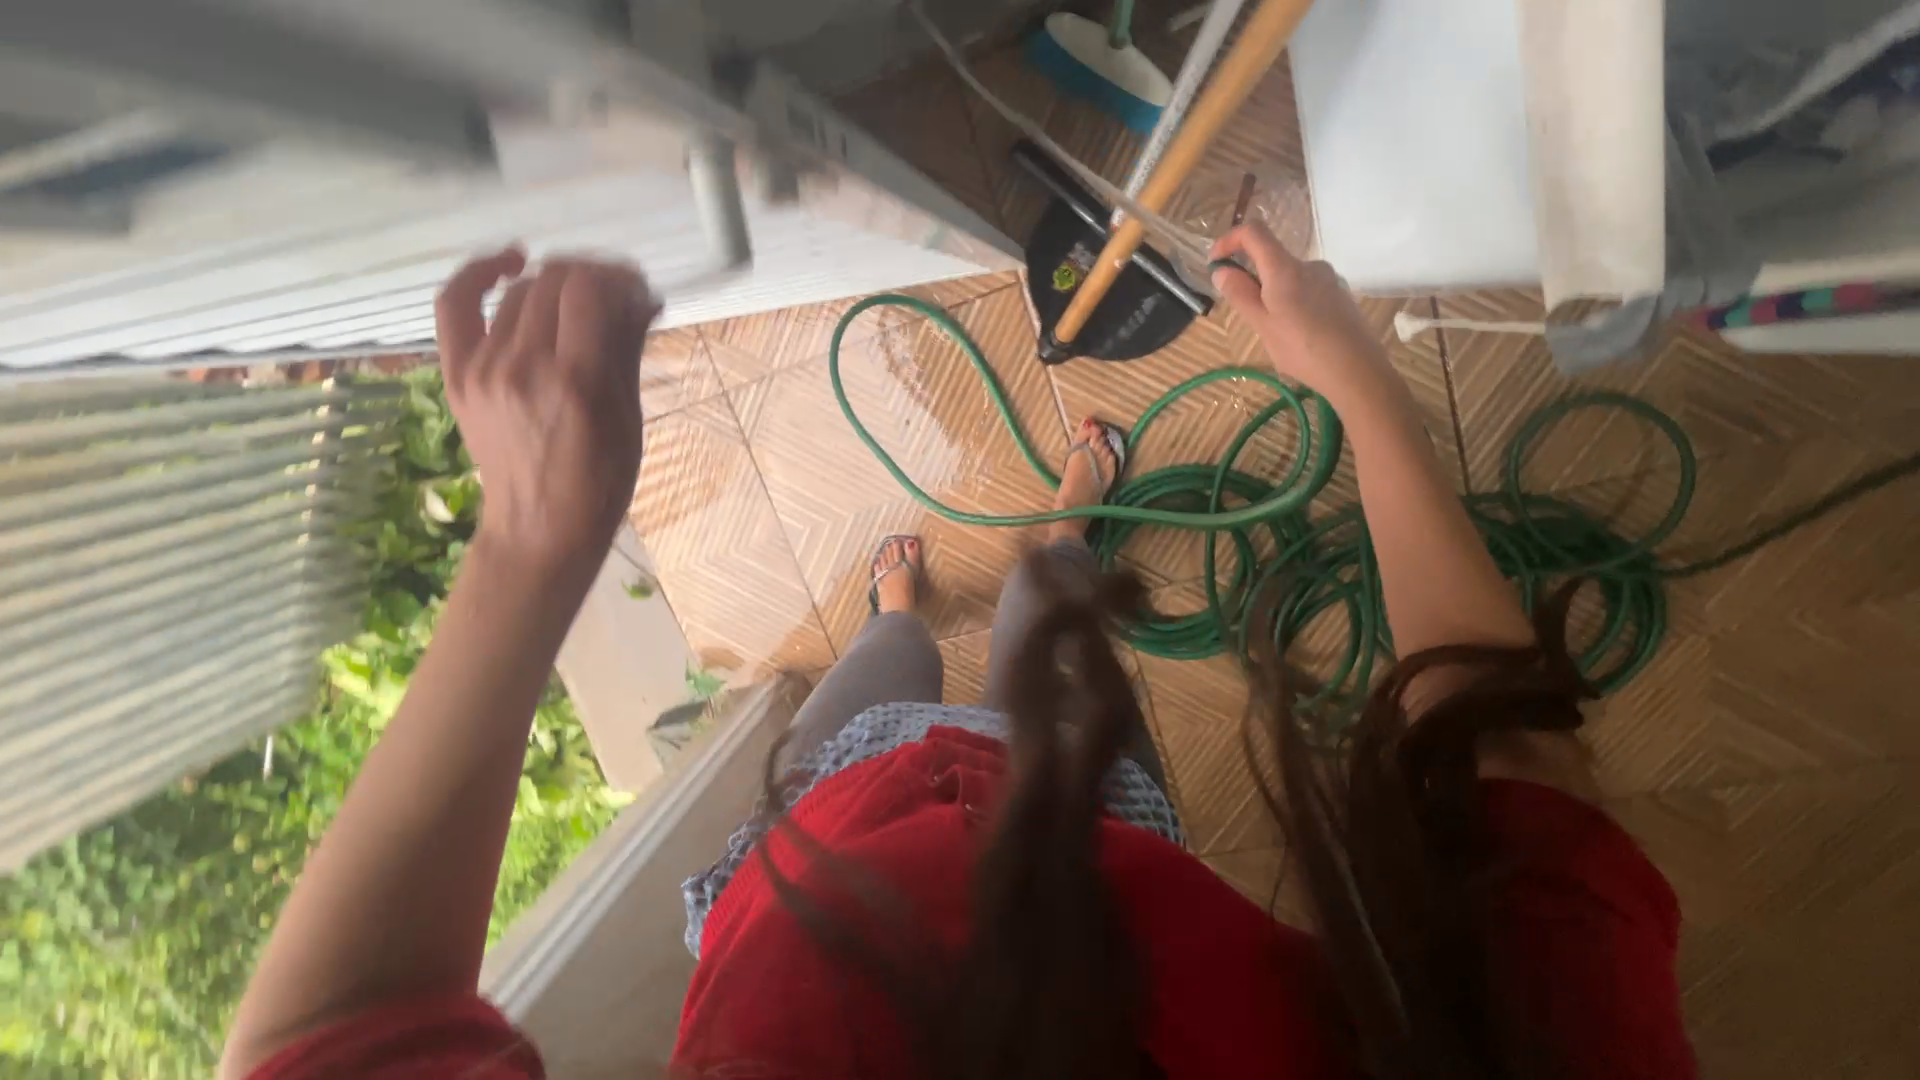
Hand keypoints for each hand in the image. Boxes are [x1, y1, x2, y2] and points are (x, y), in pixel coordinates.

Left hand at [435, 249, 659, 574]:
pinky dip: (479, 273)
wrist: (542, 528)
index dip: (618, 278)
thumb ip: (626, 350)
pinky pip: (455, 304)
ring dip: (556, 283)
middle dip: (594, 276)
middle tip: (618, 295)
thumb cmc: (602, 482)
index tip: (638, 292)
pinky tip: (510, 264)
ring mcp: (483, 368)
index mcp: (577, 380)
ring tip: (581, 298)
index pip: (589, 290)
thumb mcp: (629, 417)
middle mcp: (525, 365)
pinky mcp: (456, 374)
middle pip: (555, 282)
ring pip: (519, 292)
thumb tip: (641, 299)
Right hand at [1209, 223, 1404, 412]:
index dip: (1229, 240)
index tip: (1215, 263)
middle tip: (1248, 317)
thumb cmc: (1302, 349)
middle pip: (1272, 258)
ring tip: (1276, 332)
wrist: (1356, 369)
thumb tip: (1221, 272)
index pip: (1254, 232)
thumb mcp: (1262, 325)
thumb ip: (1240, 295)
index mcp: (1285, 268)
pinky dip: (1292, 302)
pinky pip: (1306, 289)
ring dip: (1273, 295)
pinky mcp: (1339, 293)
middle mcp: (1309, 264)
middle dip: (1252, 280)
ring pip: (1289, 278)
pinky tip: (1298, 333)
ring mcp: (1328, 278)